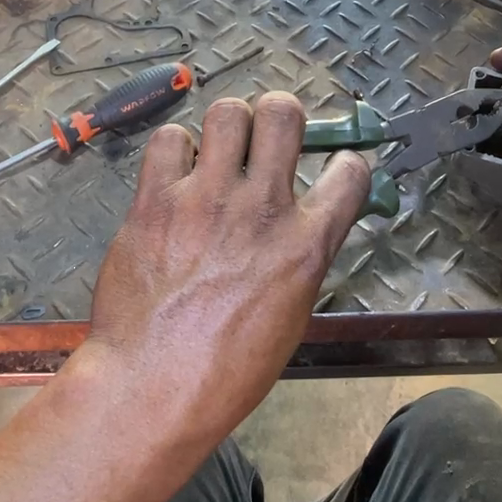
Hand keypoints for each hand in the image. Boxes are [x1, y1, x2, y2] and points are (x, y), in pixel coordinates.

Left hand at [84, 92, 371, 439]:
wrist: (152, 388)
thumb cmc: (228, 368)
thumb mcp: (292, 312)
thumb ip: (301, 255)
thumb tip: (302, 220)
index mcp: (306, 245)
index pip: (349, 172)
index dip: (343, 164)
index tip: (331, 168)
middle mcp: (262, 209)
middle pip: (282, 113)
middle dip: (279, 115)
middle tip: (265, 136)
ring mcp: (206, 199)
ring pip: (226, 113)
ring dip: (227, 127)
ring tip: (217, 151)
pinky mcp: (156, 199)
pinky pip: (169, 138)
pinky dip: (175, 150)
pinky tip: (175, 174)